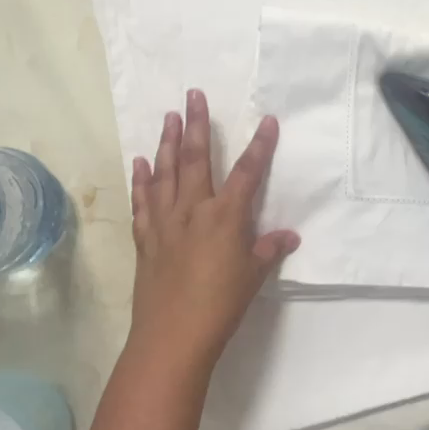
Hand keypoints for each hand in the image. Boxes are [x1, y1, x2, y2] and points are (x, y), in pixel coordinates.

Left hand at [128, 90, 299, 361]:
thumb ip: (269, 250)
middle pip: (197, 160)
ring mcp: (165, 222)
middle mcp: (193, 210)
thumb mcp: (254, 276)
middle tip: (193, 95)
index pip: (248, 173)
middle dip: (198, 125)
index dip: (260, 146)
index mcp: (226, 217)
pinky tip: (140, 162)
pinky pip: (142, 201)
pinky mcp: (145, 238)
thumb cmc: (222, 305)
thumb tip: (288, 235)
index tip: (267, 121)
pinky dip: (141, 180)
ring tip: (169, 116)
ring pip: (165, 173)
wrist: (174, 334)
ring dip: (168, 143)